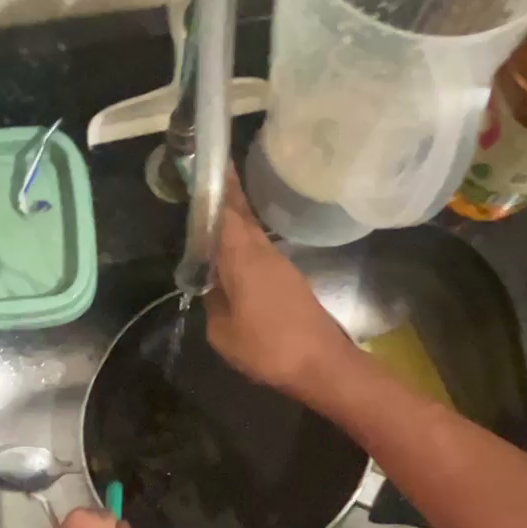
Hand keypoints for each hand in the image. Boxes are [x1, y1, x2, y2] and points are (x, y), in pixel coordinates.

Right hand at [206, 173, 358, 399]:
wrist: (321, 364)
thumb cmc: (268, 349)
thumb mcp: (223, 333)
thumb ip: (213, 303)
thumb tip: (212, 286)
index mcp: (243, 258)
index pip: (225, 213)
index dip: (215, 187)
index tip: (204, 162)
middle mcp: (263, 252)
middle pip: (241, 216)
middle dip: (225, 195)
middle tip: (209, 174)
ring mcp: (280, 265)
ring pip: (251, 233)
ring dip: (234, 220)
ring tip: (214, 210)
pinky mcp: (289, 280)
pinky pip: (259, 252)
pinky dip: (244, 244)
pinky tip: (232, 253)